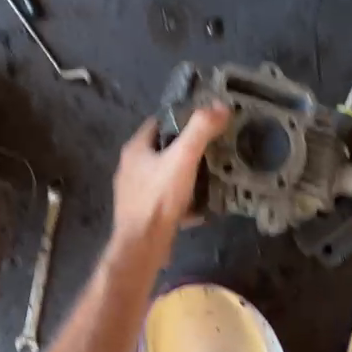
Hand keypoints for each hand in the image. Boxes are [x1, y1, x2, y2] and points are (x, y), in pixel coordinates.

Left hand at [111, 106, 229, 256]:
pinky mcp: (144, 214)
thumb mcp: (183, 158)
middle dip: (186, 150)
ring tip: (210, 177)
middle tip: (212, 151)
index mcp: (135, 150)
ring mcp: (135, 194)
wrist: (143, 245)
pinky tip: (201, 206)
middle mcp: (130, 169)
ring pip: (164, 177)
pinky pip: (166, 201)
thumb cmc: (159, 198)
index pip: (158, 123)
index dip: (181, 119)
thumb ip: (201, 130)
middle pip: (162, 151)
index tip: (204, 124)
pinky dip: (183, 201)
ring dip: (185, 176)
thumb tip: (221, 106)